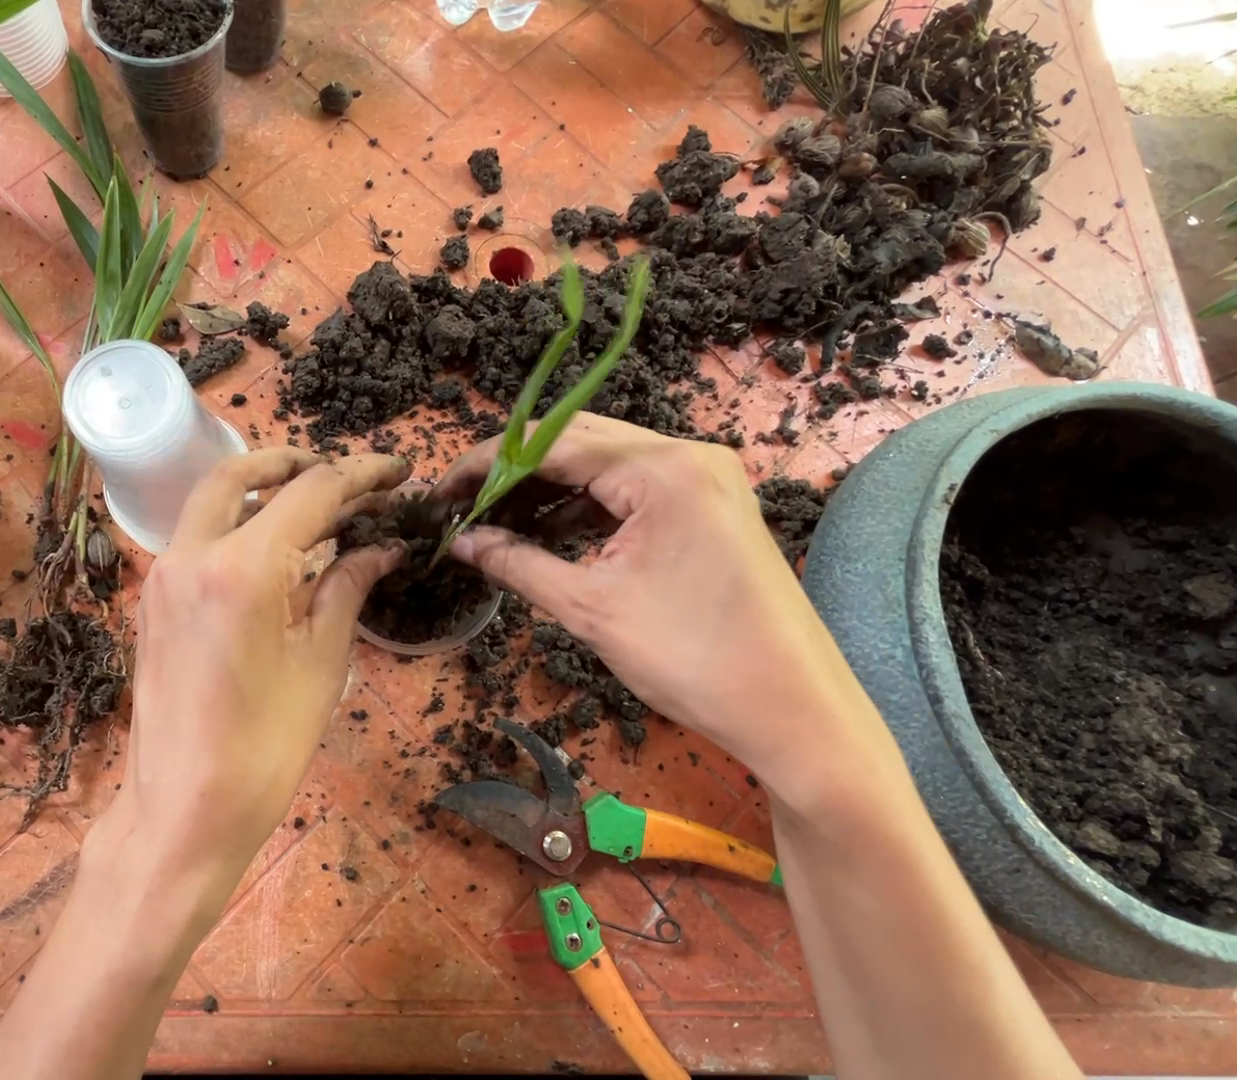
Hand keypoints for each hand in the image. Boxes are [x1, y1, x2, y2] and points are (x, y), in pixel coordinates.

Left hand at [118, 448, 409, 881]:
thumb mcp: (321, 664)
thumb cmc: (264, 747)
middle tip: (342, 475)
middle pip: (240, 474)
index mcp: (242, 568)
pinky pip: (197, 536)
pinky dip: (235, 522)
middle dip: (294, 462)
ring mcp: (165, 575)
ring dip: (259, 488)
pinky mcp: (154, 599)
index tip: (397, 471)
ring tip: (312, 504)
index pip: (310, 492)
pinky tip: (273, 547)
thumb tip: (380, 547)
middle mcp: (193, 554)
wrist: (183, 808)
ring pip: (211, 500)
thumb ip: (346, 588)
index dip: (361, 475)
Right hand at [435, 414, 876, 799]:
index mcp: (662, 469)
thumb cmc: (692, 659)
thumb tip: (461, 543)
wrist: (794, 712)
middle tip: (463, 504)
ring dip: (548, 489)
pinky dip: (585, 508)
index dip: (488, 463)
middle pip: (578, 442)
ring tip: (494, 520)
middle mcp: (686, 455)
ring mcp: (703, 479)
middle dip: (513, 471)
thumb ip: (519, 565)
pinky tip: (546, 533)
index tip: (442, 491)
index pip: (553, 441)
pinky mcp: (707, 505)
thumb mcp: (591, 610)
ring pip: (604, 465)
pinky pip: (631, 490)